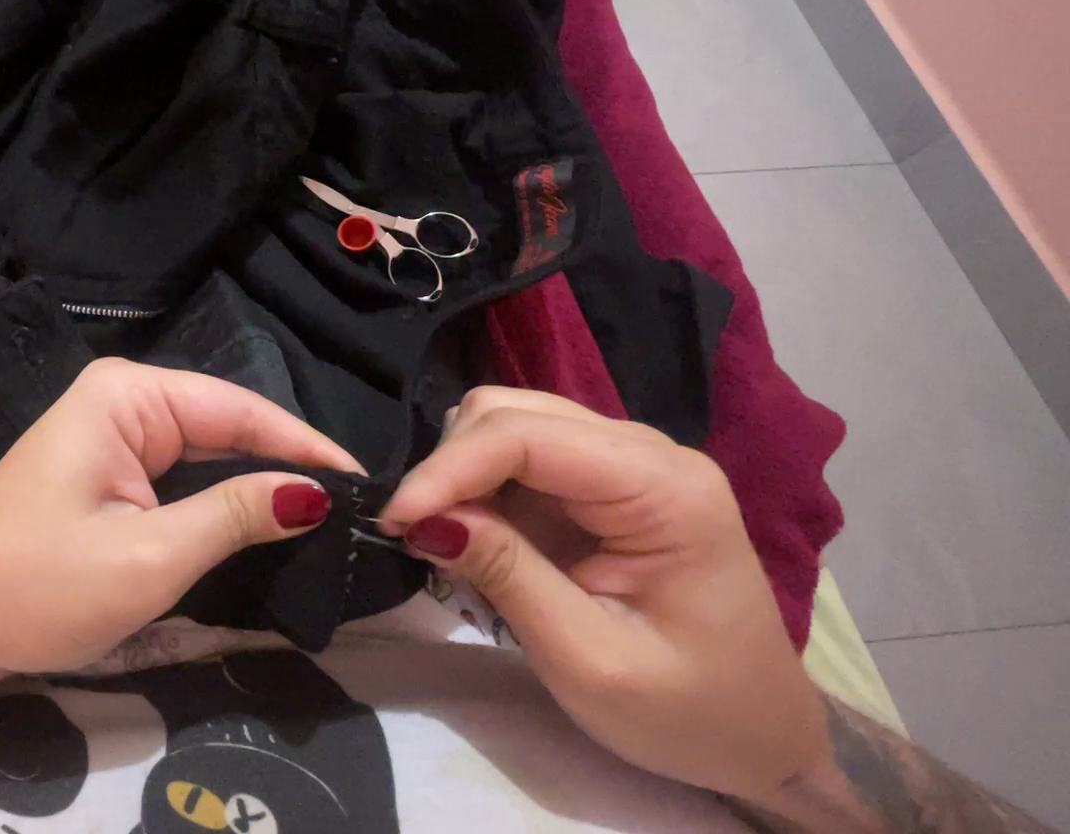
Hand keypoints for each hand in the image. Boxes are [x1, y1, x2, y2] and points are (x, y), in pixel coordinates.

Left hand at [0, 358, 357, 673]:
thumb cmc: (40, 587)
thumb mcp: (148, 557)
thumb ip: (234, 516)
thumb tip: (316, 494)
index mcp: (125, 396)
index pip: (238, 409)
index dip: (304, 446)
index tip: (367, 482)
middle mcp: (120, 397)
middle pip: (226, 421)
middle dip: (285, 461)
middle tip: (358, 504)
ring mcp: (112, 428)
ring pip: (207, 446)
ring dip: (258, 477)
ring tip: (328, 510)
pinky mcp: (109, 462)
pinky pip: (181, 466)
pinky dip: (223, 491)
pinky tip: (264, 510)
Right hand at [376, 386, 827, 805]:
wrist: (756, 737)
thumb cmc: (688, 712)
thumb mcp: (590, 659)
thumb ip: (507, 576)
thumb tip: (422, 519)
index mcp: (663, 487)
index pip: (525, 435)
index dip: (448, 468)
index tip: (394, 521)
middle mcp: (640, 451)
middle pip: (508, 411)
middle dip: (449, 465)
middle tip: (417, 534)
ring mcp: (618, 460)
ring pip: (501, 421)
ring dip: (458, 472)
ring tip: (447, 537)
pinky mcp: (592, 480)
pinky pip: (509, 453)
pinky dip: (473, 485)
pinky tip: (474, 533)